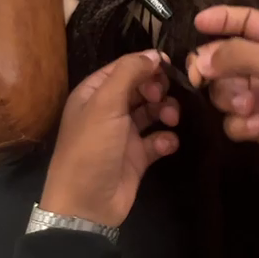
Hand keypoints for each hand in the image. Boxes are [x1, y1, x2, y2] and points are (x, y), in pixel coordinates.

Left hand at [41, 51, 181, 227]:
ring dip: (166, 111)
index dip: (145, 65)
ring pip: (152, 112)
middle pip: (140, 88)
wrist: (87, 203)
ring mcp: (123, 135)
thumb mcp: (105, 104)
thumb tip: (153, 54)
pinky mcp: (137, 157)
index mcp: (93, 94)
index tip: (167, 67)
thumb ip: (129, 73)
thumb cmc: (91, 148)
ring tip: (172, 118)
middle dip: (157, 89)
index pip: (123, 68)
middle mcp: (108, 111)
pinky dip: (166, 139)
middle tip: (163, 98)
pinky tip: (167, 143)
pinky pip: (157, 140)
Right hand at [187, 6, 258, 178]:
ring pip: (223, 92)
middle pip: (223, 59)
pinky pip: (232, 121)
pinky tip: (258, 129)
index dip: (220, 19)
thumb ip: (240, 56)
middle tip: (201, 79)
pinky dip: (240, 125)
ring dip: (230, 100)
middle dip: (213, 69)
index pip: (244, 21)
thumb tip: (201, 58)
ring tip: (250, 108)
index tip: (196, 23)